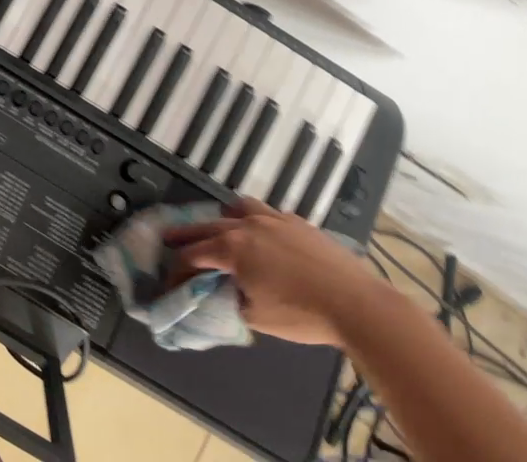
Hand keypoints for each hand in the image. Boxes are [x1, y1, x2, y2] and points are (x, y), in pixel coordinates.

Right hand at [165, 197, 385, 346]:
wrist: (358, 304)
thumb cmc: (302, 315)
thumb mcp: (255, 317)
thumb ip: (231, 299)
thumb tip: (224, 291)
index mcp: (232, 249)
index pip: (192, 256)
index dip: (176, 270)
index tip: (169, 283)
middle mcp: (247, 226)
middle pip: (206, 226)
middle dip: (185, 235)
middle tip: (168, 238)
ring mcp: (275, 220)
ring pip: (238, 208)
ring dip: (222, 218)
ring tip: (220, 226)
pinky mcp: (299, 223)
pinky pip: (268, 213)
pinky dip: (255, 219)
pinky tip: (262, 233)